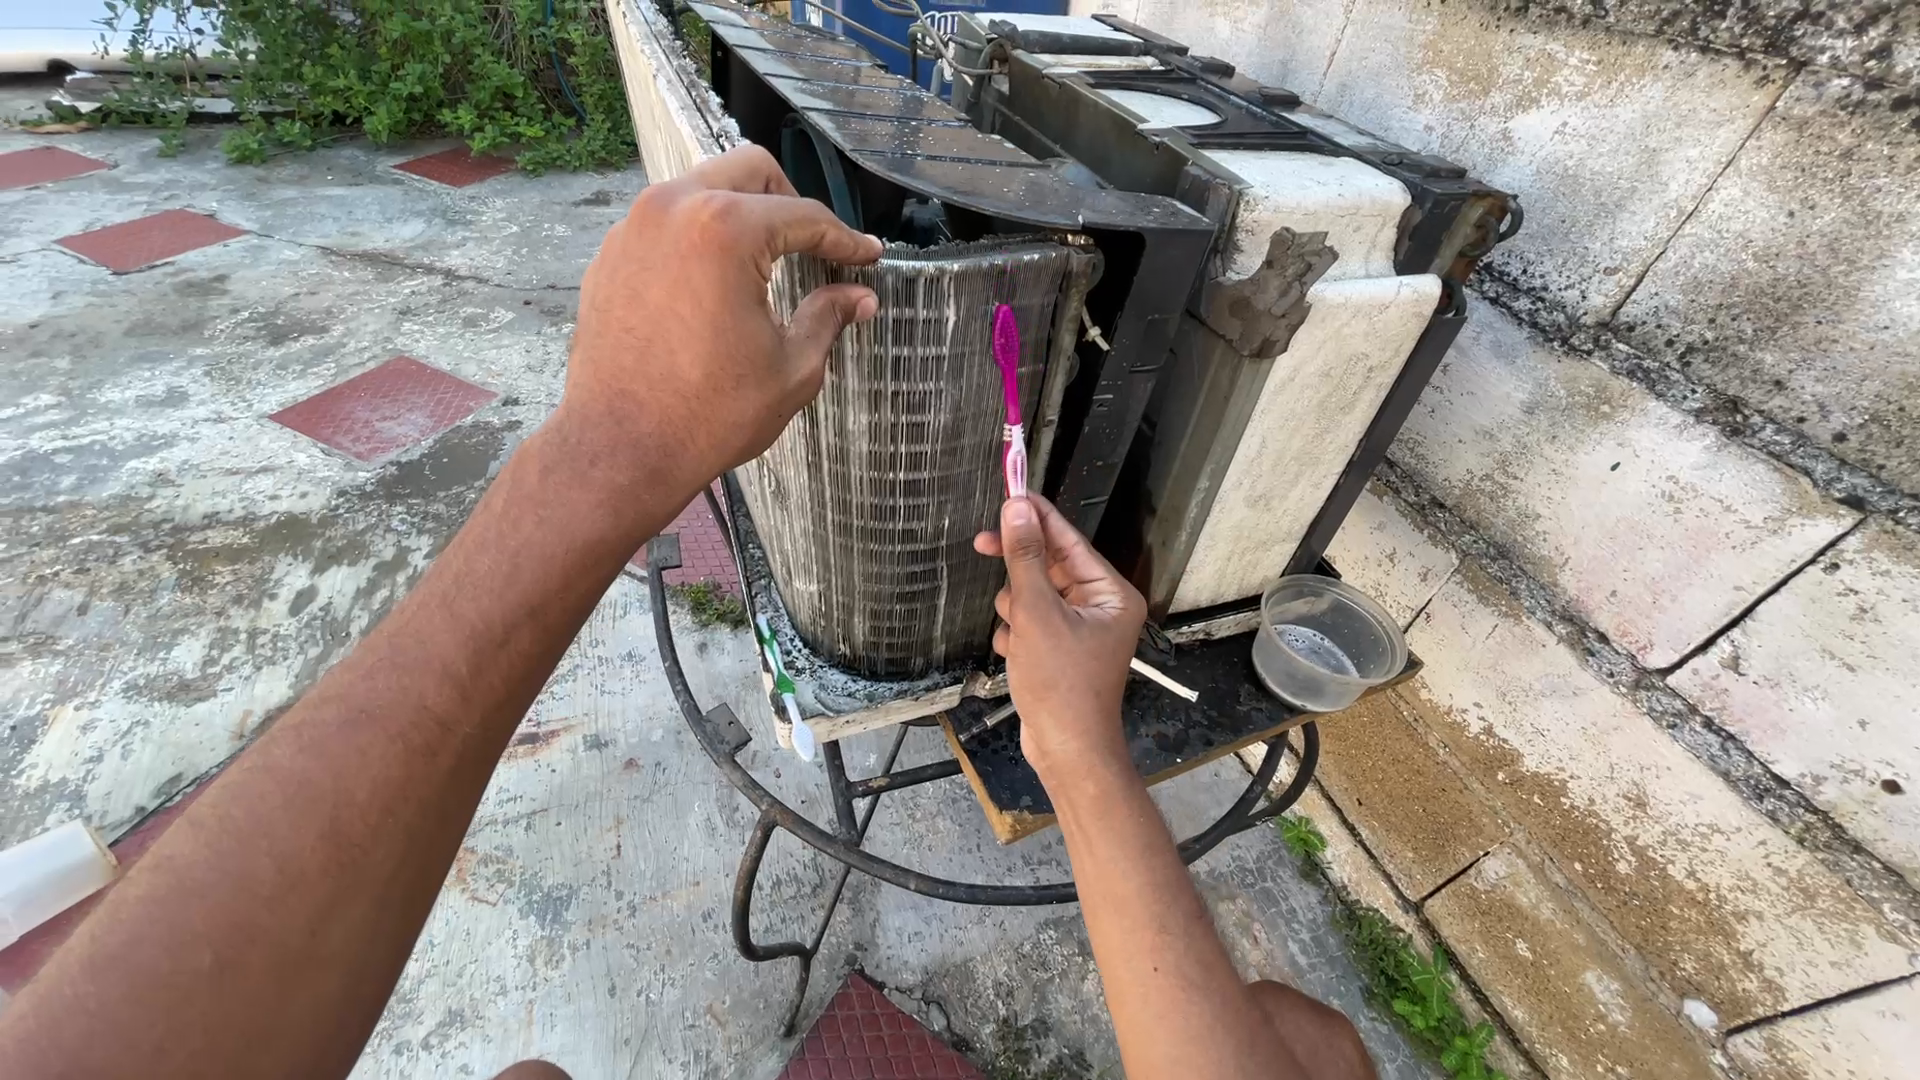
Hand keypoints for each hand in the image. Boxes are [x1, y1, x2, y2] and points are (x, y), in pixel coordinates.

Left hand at [558, 146, 882, 504]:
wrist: (623, 447)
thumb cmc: (711, 414)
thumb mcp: (791, 368)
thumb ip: (827, 318)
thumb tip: (861, 298)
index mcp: (726, 231)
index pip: (804, 216)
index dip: (845, 239)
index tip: (867, 256)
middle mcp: (674, 209)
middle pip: (751, 172)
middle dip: (793, 204)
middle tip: (817, 248)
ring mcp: (634, 227)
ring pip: (705, 189)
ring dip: (744, 215)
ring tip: (770, 263)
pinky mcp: (612, 255)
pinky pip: (669, 222)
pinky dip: (703, 237)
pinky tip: (719, 283)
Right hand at [974, 495, 1146, 785]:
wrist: (1065, 750)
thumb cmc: (1060, 682)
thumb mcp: (1036, 613)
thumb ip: (1025, 558)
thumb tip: (1018, 508)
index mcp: (1109, 592)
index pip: (1068, 539)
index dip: (1036, 515)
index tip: (1007, 492)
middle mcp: (1100, 606)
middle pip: (1049, 566)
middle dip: (1020, 573)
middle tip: (981, 544)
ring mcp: (1081, 630)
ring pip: (1035, 595)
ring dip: (1016, 610)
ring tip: (1018, 635)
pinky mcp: (1062, 649)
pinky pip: (1032, 622)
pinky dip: (1018, 634)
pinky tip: (1017, 655)